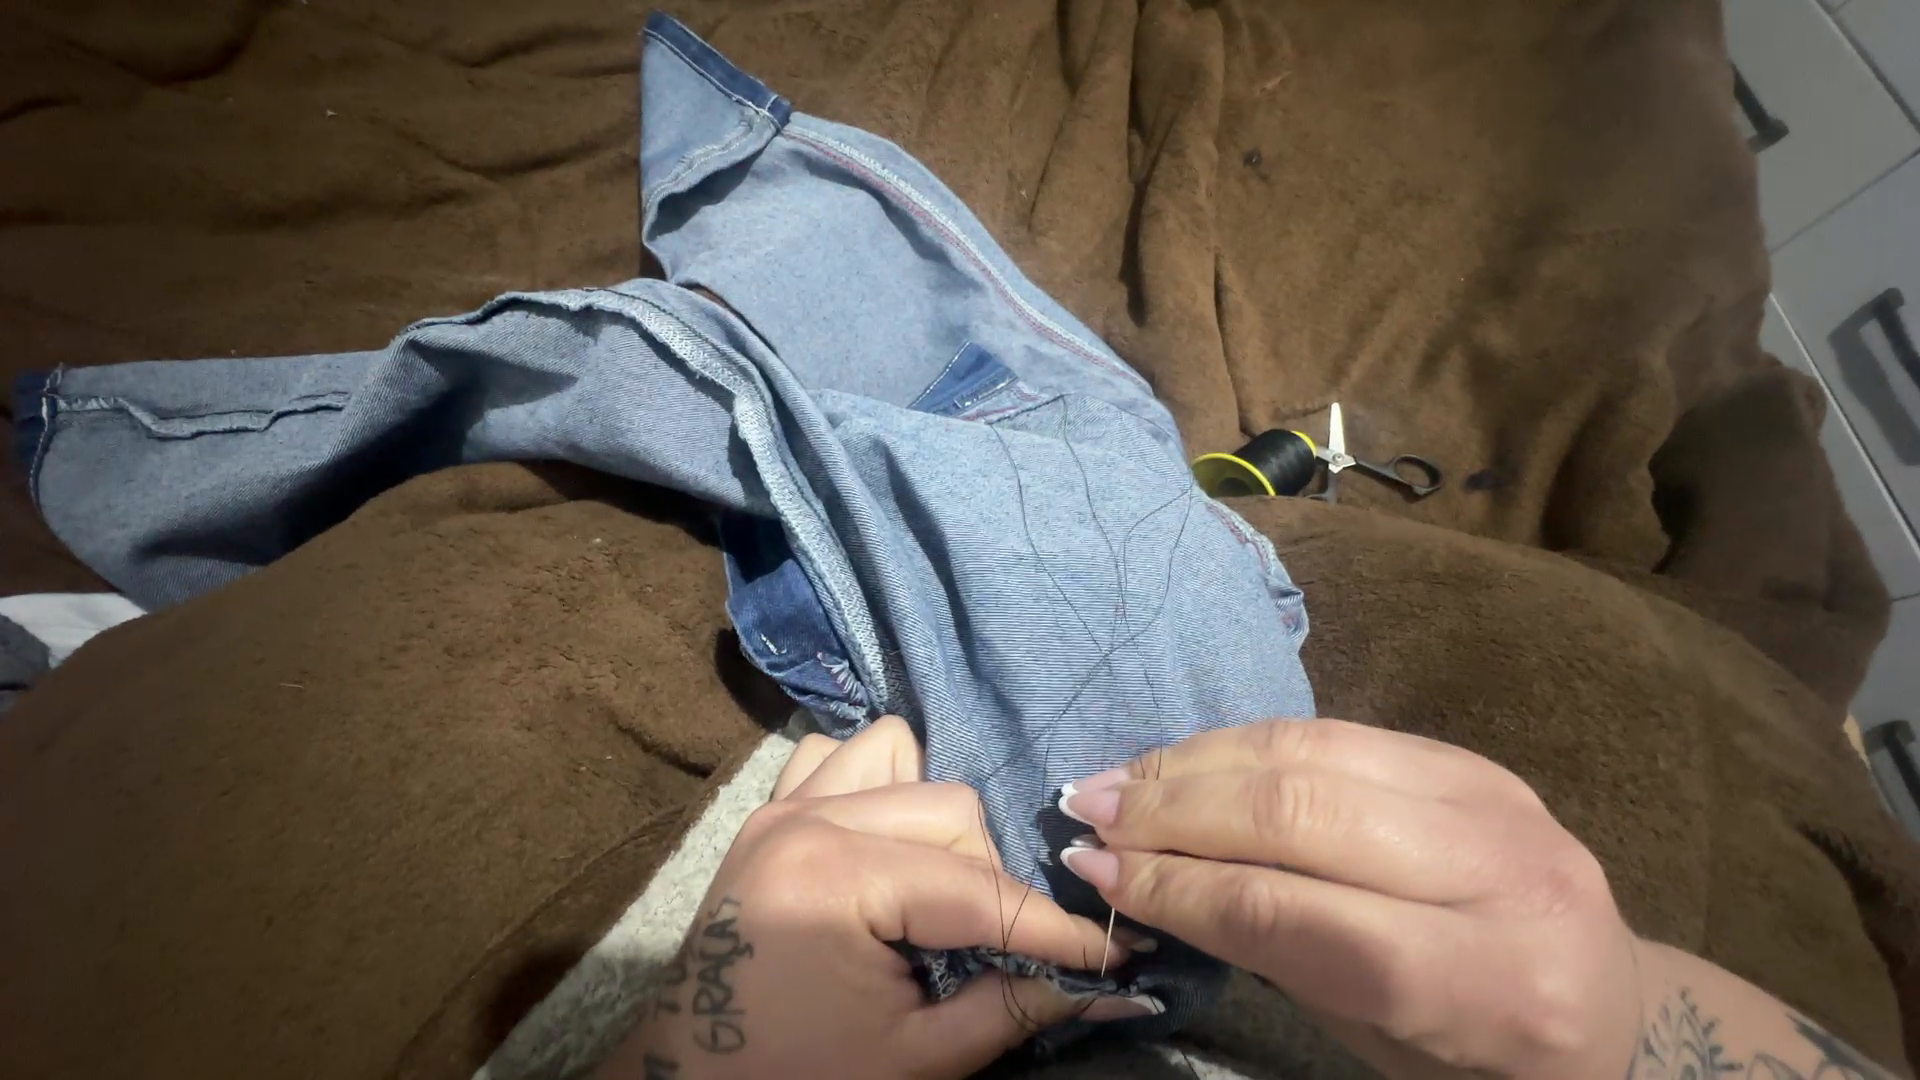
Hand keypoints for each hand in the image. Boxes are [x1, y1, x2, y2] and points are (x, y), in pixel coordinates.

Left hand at [599, 717, 1159, 1079]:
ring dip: (931, 815)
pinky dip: (872, 783)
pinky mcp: (768, 806)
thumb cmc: (794, 1078)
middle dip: (989, 879)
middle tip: (993, 942)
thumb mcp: (912, 1059)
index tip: (1110, 951)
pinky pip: (835, 754)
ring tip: (925, 881)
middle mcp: (808, 817)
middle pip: (950, 808)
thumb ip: (1009, 1008)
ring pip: (898, 754)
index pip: (974, 889)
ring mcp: (781, 802)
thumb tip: (1108, 985)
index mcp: (834, 879)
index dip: (1049, 927)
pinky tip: (875, 837)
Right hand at [1055, 718, 1643, 1078]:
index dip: (1179, 887)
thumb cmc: (1479, 1055)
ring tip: (1118, 777)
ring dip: (1190, 761)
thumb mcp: (1375, 1036)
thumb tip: (1143, 873)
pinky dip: (1235, 743)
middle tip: (1088, 807)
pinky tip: (1183, 757)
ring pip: (1300, 750)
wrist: (1610, 1005)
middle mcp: (1497, 868)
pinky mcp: (1457, 754)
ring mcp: (1484, 791)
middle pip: (1294, 811)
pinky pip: (1320, 730)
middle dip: (1172, 809)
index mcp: (1490, 980)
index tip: (1098, 869)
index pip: (1293, 913)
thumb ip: (1269, 944)